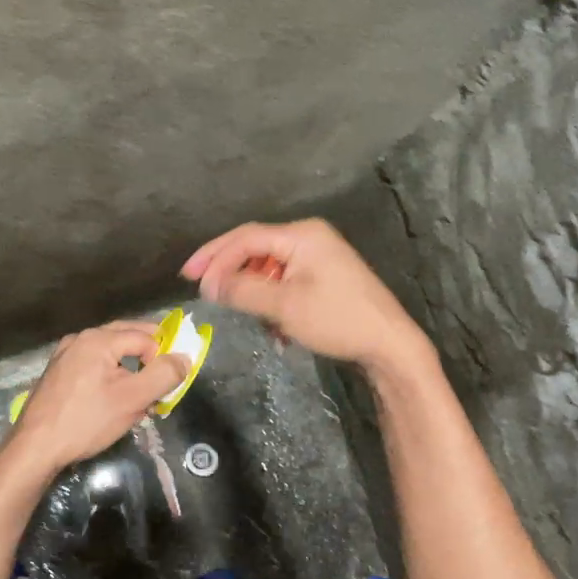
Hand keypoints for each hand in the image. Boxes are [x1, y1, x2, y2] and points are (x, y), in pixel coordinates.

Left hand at [5, 321, 188, 473]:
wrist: (36, 447)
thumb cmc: (86, 421)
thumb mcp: (133, 399)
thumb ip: (163, 375)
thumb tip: (184, 358)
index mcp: (97, 339)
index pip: (145, 336)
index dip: (163, 357)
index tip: (169, 385)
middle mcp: (79, 339)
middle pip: (126, 339)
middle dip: (148, 360)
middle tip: (163, 384)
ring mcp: (65, 356)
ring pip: (109, 355)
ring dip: (130, 372)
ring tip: (141, 398)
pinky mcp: (58, 375)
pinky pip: (93, 367)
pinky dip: (110, 378)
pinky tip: (114, 402)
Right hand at [182, 219, 432, 369]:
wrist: (388, 343)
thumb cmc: (337, 320)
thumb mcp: (283, 306)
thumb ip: (242, 290)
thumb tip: (209, 284)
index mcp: (301, 235)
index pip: (245, 238)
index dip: (213, 257)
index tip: (189, 278)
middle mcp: (309, 237)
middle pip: (254, 247)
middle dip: (226, 268)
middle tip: (198, 285)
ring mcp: (318, 256)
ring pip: (267, 265)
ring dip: (249, 287)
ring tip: (235, 308)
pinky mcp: (323, 276)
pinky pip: (283, 278)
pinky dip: (268, 296)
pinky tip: (267, 321)